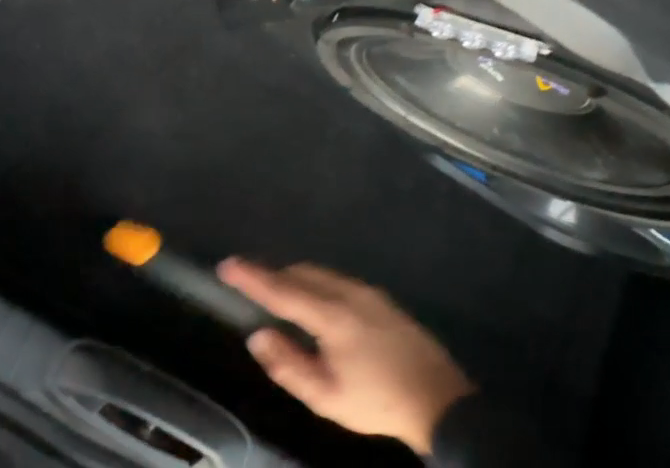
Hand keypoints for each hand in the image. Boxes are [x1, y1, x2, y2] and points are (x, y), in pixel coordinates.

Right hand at [219, 258, 475, 455]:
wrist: (443, 403)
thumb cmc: (379, 402)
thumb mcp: (328, 397)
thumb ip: (288, 365)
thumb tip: (258, 336)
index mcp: (332, 316)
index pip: (282, 289)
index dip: (251, 277)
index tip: (226, 265)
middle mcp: (349, 293)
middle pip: (300, 272)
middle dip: (272, 274)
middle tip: (249, 283)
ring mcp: (369, 293)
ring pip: (321, 273)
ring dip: (295, 277)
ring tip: (278, 292)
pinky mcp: (382, 299)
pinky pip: (337, 279)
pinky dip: (316, 282)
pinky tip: (315, 301)